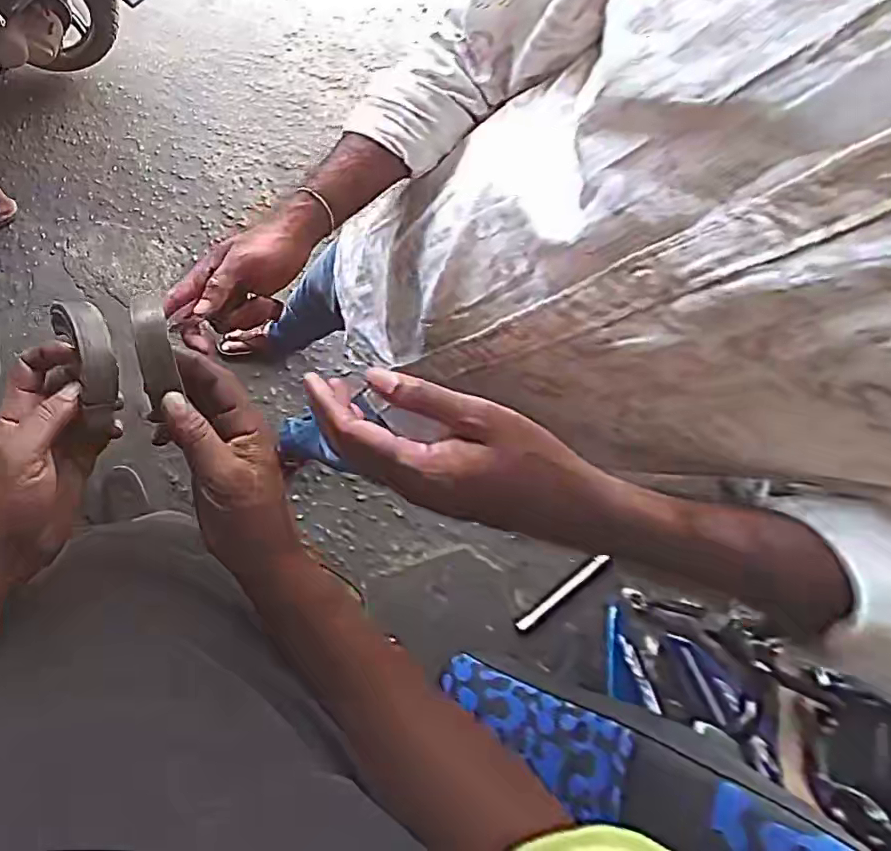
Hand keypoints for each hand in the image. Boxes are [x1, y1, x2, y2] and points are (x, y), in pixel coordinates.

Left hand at [0, 343, 116, 584]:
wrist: (13, 551)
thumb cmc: (3, 507)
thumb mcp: (20, 455)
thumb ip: (47, 419)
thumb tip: (73, 390)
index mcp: (15, 415)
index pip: (30, 369)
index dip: (49, 354)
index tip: (74, 349)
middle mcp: (38, 423)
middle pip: (61, 383)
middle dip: (81, 372)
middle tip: (103, 370)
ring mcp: (59, 441)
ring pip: (82, 406)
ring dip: (99, 398)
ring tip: (113, 398)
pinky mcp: (78, 461)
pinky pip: (96, 432)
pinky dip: (109, 425)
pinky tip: (116, 426)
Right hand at [156, 348, 301, 575]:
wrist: (259, 558)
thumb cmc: (248, 520)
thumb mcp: (220, 473)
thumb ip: (195, 434)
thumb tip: (169, 398)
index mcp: (247, 423)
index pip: (218, 381)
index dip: (191, 363)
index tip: (161, 352)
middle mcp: (236, 426)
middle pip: (205, 390)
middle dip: (177, 378)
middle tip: (144, 372)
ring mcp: (222, 441)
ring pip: (195, 408)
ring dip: (171, 401)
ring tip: (145, 400)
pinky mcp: (209, 456)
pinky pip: (188, 428)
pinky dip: (170, 424)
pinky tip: (156, 431)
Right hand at [164, 201, 323, 347]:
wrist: (299, 235)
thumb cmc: (268, 240)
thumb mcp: (239, 263)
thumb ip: (216, 288)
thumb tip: (197, 312)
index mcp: (204, 274)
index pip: (176, 301)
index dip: (174, 322)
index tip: (189, 340)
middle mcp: (214, 287)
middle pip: (199, 319)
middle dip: (213, 328)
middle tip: (216, 340)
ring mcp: (231, 295)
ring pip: (226, 322)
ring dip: (245, 317)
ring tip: (259, 301)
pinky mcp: (248, 301)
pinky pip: (246, 320)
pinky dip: (259, 316)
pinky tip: (268, 305)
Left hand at [303, 368, 615, 535]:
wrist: (577, 512)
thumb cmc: (538, 463)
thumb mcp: (481, 418)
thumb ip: (422, 399)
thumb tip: (373, 378)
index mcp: (417, 469)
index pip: (352, 435)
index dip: (326, 405)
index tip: (313, 379)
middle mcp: (409, 487)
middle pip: (348, 450)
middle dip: (328, 414)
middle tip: (323, 381)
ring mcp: (419, 495)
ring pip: (362, 460)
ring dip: (345, 425)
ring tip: (341, 393)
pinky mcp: (430, 494)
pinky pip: (381, 466)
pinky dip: (365, 439)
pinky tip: (372, 418)